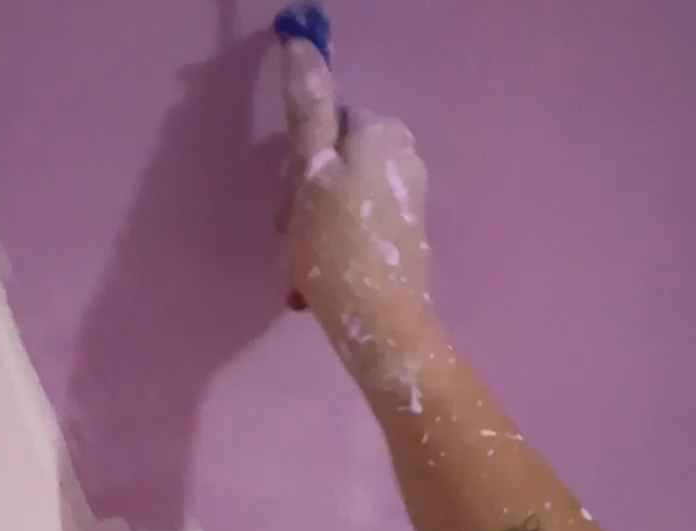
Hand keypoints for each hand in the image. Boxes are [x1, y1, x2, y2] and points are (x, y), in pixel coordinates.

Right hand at [278, 40, 432, 345]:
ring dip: (310, 240)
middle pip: (332, 169)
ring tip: (300, 277)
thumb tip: (301, 43)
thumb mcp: (309, 173)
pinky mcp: (403, 241)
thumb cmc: (335, 246)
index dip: (298, 168)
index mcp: (383, 132)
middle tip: (290, 244)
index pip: (326, 127)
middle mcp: (404, 159)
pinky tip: (315, 288)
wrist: (376, 322)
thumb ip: (306, 110)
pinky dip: (332, 257)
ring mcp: (407, 202)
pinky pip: (354, 236)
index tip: (287, 206)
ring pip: (338, 207)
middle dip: (303, 208)